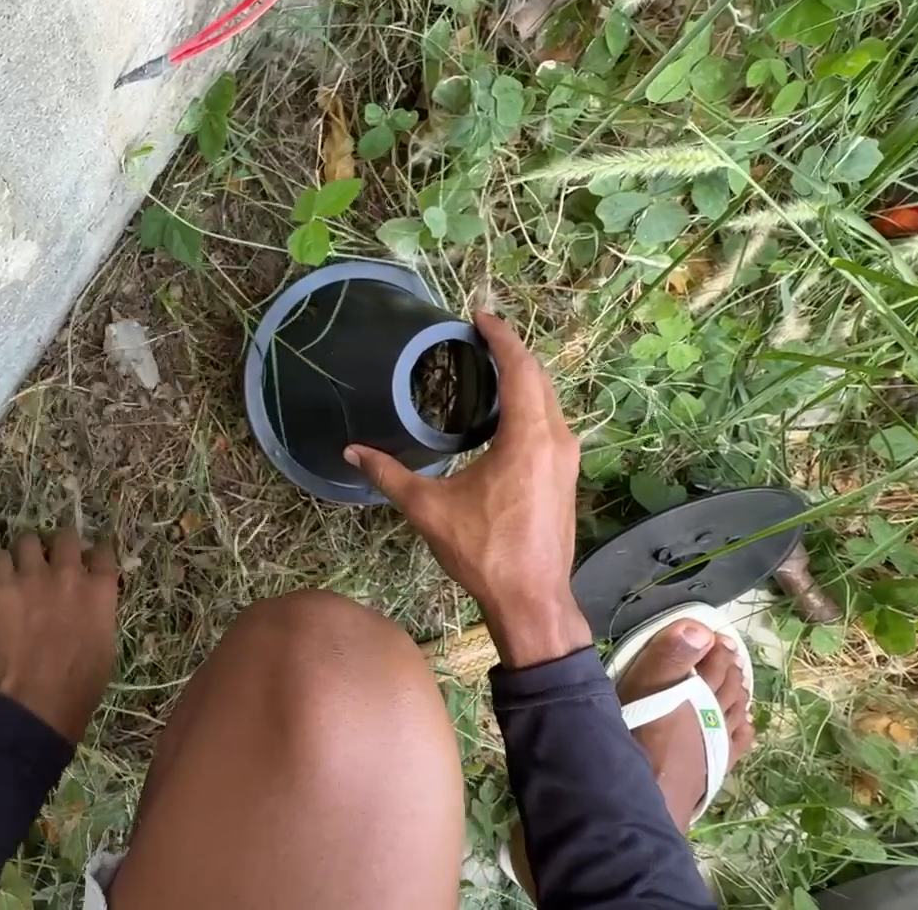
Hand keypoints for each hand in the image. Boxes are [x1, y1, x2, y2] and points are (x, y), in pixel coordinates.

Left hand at [0, 529, 120, 741]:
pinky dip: (1, 564)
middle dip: (61, 544)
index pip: (102, 550)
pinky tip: (3, 578)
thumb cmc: (83, 682)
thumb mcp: (106, 641)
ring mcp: (35, 576)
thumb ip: (98, 610)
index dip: (94, 553)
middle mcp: (70, 572)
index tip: (89, 559)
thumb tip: (90, 602)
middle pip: (67, 535)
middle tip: (54, 558)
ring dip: (28, 550)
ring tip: (24, 563)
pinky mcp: (4, 586)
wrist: (42, 698)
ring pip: (29, 539)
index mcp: (100, 588)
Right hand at [345, 313, 590, 667]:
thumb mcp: (428, 508)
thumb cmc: (483, 550)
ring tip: (488, 367)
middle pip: (540, 379)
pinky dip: (530, 403)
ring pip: (549, 401)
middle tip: (478, 337)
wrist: (532, 600)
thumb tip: (351, 451)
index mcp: (527, 439)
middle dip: (512, 352)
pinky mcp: (564, 476)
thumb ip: (389, 474)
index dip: (501, 339)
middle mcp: (555, 441)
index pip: (520, 371)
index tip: (478, 318)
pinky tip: (505, 412)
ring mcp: (566, 460)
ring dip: (523, 378)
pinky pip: (550, 421)